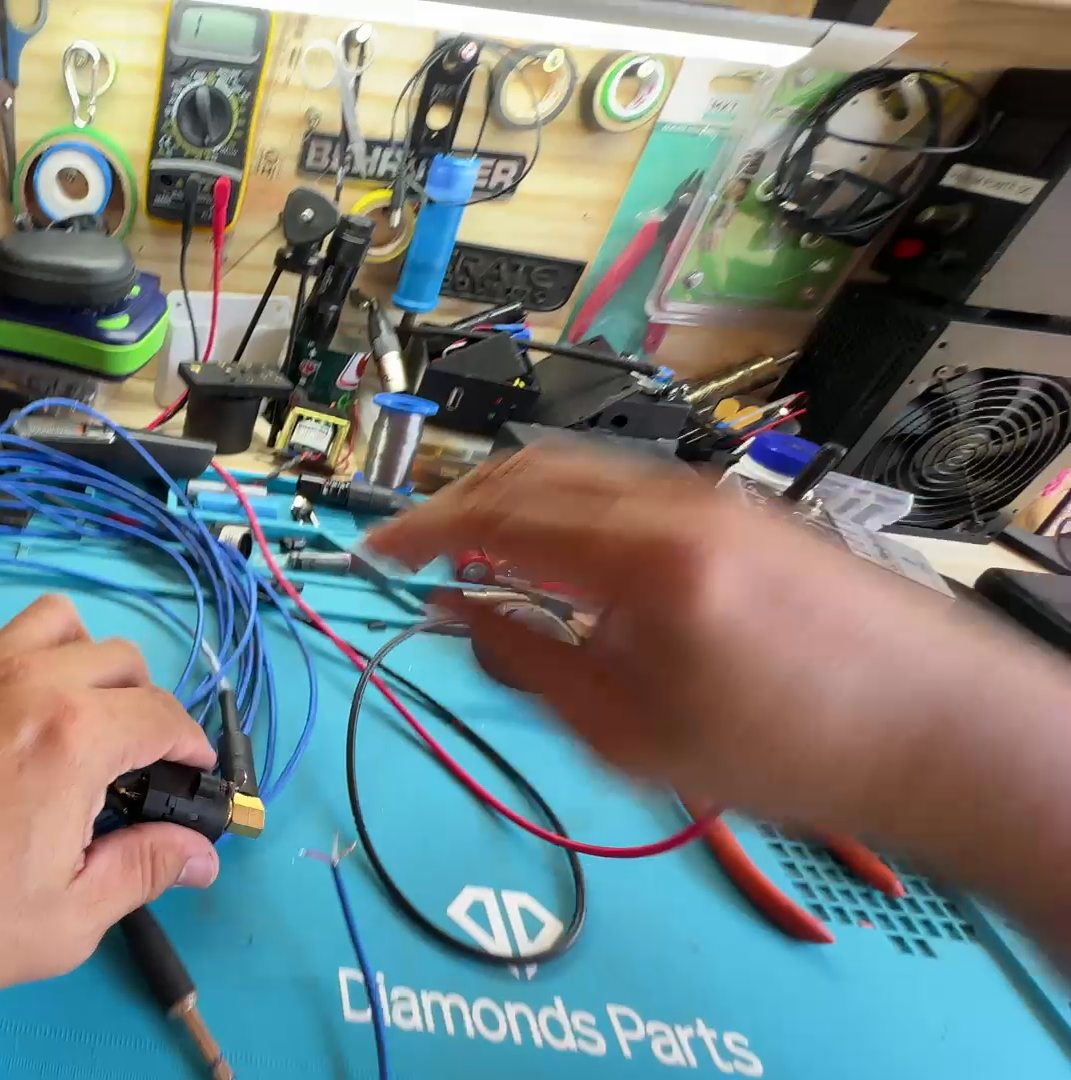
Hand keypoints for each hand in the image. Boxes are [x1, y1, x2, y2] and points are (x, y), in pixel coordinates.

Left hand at [0, 595, 218, 1010]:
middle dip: (145, 702)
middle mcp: (31, 680)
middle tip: (134, 758)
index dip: (191, 744)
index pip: (164, 715)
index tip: (193, 772)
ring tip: (74, 710)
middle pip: (120, 656)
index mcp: (76, 734)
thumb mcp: (66, 917)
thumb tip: (203, 855)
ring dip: (82, 656)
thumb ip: (146, 869)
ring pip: (55, 619)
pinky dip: (3, 649)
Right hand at [361, 444, 1010, 826]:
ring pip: (565, 466)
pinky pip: (608, 480)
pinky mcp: (725, 501)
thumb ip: (522, 657)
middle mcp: (668, 501)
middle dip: (449, 506)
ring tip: (463, 545)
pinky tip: (543, 545)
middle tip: (411, 551)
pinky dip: (549, 501)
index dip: (417, 532)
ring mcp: (703, 492)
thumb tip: (450, 609)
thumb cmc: (781, 752)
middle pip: (521, 472)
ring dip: (498, 498)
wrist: (952, 735)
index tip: (372, 553)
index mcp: (640, 559)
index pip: (492, 518)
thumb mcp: (622, 730)